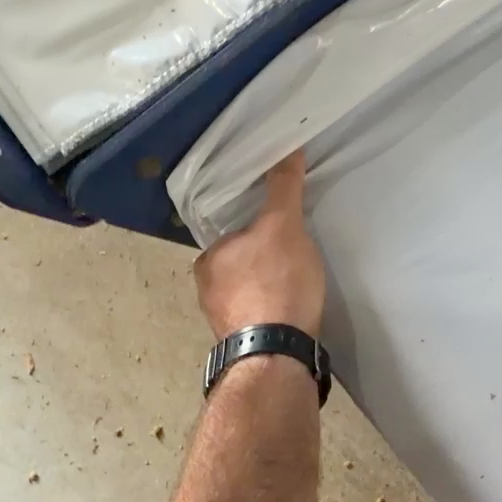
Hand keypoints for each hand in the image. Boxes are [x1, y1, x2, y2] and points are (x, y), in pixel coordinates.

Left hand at [193, 151, 324, 338]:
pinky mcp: (241, 343)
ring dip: (265, 290)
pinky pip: (255, 317)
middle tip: (294, 260)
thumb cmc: (276, 284)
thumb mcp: (284, 227)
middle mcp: (206, 288)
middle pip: (239, 263)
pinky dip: (270, 313)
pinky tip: (289, 315)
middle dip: (261, 262)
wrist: (277, 353)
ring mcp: (222, 319)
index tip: (282, 233)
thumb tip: (288, 148)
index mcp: (209, 257)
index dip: (259, 230)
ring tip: (296, 290)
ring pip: (246, 293)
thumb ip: (283, 190)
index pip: (234, 233)